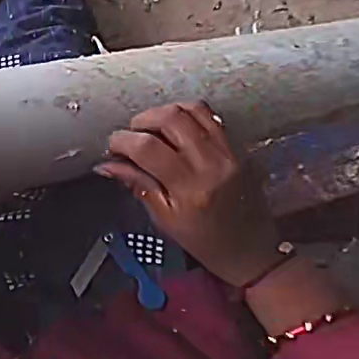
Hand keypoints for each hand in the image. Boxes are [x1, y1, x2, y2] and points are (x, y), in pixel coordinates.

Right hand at [94, 102, 284, 285]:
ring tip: (151, 129)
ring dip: (163, 113)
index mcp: (189, 188)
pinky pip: (210, 116)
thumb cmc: (204, 241)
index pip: (147, 147)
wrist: (250, 249)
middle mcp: (211, 164)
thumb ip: (137, 184)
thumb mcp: (164, 219)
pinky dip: (186, 114)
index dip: (121, 141)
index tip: (113, 148)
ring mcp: (228, 152)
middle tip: (131, 137)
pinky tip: (175, 128)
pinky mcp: (238, 147)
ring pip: (191, 109)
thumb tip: (107, 165)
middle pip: (170, 118)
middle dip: (141, 121)